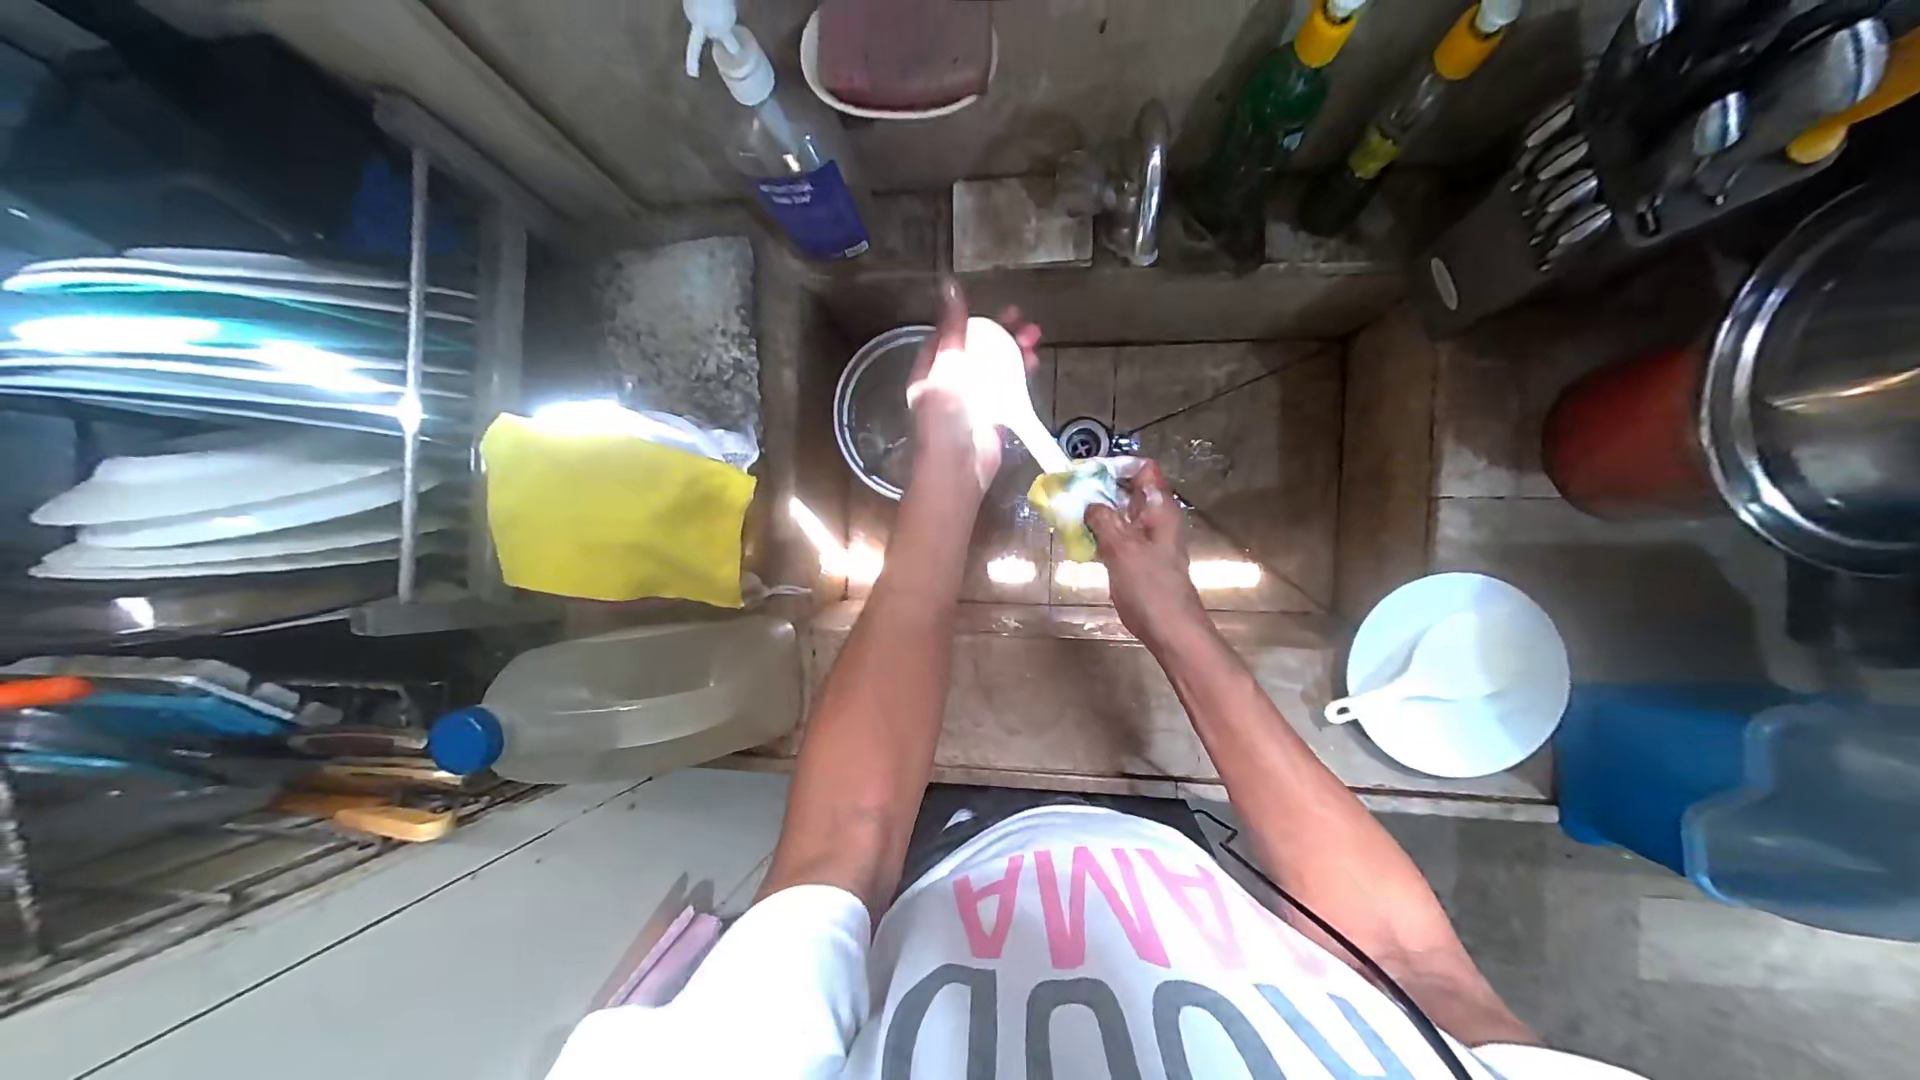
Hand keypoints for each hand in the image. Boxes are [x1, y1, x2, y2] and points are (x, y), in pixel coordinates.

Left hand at [906, 279, 1041, 494]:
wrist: (959, 466)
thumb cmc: (945, 415)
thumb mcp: (946, 365)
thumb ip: (952, 328)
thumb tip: (950, 285)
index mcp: (930, 371)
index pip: (948, 337)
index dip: (969, 319)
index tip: (992, 307)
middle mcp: (951, 382)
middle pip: (977, 349)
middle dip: (1000, 332)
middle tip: (1022, 318)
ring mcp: (974, 398)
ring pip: (996, 366)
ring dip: (1014, 349)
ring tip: (1034, 336)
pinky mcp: (994, 413)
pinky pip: (1009, 387)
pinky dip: (1021, 372)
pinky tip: (1034, 361)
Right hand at [1085, 461, 1211, 649]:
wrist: (1170, 628)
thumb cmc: (1149, 586)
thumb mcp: (1121, 548)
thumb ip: (1103, 519)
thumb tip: (1089, 504)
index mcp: (1159, 508)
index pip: (1142, 468)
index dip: (1116, 465)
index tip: (1087, 473)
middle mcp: (1156, 518)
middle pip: (1128, 490)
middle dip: (1099, 488)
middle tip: (1070, 492)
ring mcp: (1149, 539)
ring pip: (1121, 513)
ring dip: (1097, 512)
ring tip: (1070, 514)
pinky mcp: (1140, 558)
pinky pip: (1119, 535)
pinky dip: (1101, 533)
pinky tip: (1081, 540)